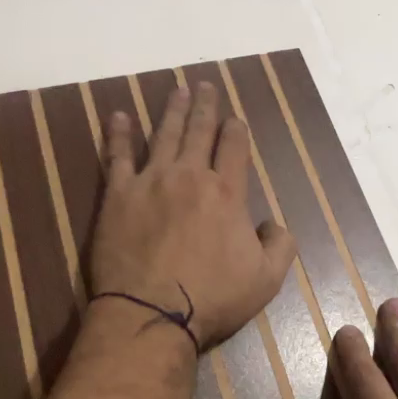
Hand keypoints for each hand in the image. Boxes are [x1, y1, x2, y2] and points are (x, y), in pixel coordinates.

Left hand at [90, 82, 296, 349]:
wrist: (152, 312)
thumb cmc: (212, 298)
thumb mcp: (266, 279)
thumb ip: (279, 245)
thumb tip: (274, 223)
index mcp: (227, 193)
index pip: (234, 148)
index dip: (236, 130)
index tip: (234, 118)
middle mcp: (189, 176)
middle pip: (199, 131)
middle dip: (205, 107)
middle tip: (205, 85)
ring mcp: (150, 182)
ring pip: (163, 135)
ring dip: (171, 111)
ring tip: (176, 91)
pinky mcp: (117, 195)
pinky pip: (117, 157)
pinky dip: (119, 134)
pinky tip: (119, 116)